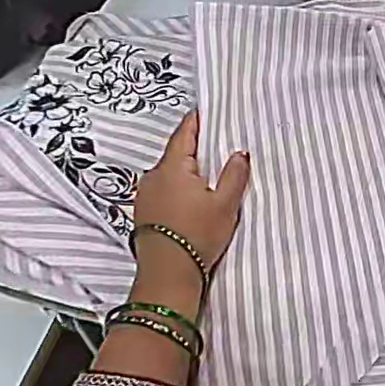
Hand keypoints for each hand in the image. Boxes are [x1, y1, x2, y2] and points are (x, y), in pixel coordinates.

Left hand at [128, 111, 250, 317]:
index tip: (204, 111)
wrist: (168, 274)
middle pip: (176, 154)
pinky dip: (178, 186)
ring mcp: (145, 196)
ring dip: (186, 169)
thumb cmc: (198, 235)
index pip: (184, 135)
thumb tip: (239, 152)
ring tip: (208, 172)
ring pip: (169, 173)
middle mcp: (153, 177)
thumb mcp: (225, 204)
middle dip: (194, 148)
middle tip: (215, 142)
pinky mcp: (144, 213)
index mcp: (172, 168)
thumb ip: (234, 174)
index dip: (195, 122)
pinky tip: (192, 195)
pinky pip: (164, 189)